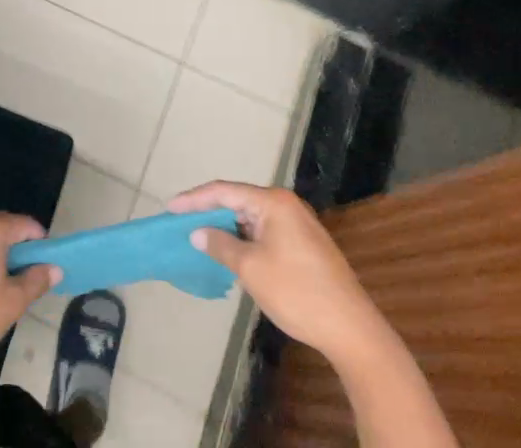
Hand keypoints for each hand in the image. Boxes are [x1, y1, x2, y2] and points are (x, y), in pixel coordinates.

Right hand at [171, 181, 389, 364]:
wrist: (350, 328)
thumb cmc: (296, 291)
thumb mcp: (250, 268)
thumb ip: (220, 245)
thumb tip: (198, 232)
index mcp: (274, 203)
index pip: (224, 191)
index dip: (194, 199)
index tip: (170, 208)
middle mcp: (288, 206)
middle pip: (239, 201)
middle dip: (209, 212)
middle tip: (182, 223)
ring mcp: (299, 226)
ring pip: (252, 219)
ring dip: (227, 228)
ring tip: (200, 238)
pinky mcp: (305, 246)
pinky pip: (265, 233)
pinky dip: (244, 240)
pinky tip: (230, 253)